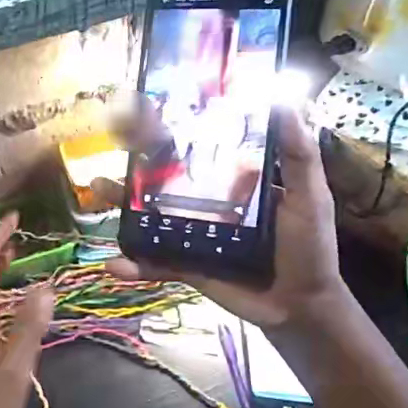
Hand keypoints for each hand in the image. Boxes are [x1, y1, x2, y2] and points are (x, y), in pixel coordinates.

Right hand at [108, 108, 353, 334]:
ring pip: (150, 214)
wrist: (300, 307)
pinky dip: (134, 265)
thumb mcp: (309, 196)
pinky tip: (114, 264)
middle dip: (137, 159)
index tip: (151, 105)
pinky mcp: (186, 264)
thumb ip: (298, 154)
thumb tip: (286, 99)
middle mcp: (208, 200)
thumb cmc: (308, 247)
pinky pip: (155, 262)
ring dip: (121, 202)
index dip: (175, 127)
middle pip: (165, 176)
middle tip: (115, 141)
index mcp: (234, 178)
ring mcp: (193, 232)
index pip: (201, 146)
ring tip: (98, 189)